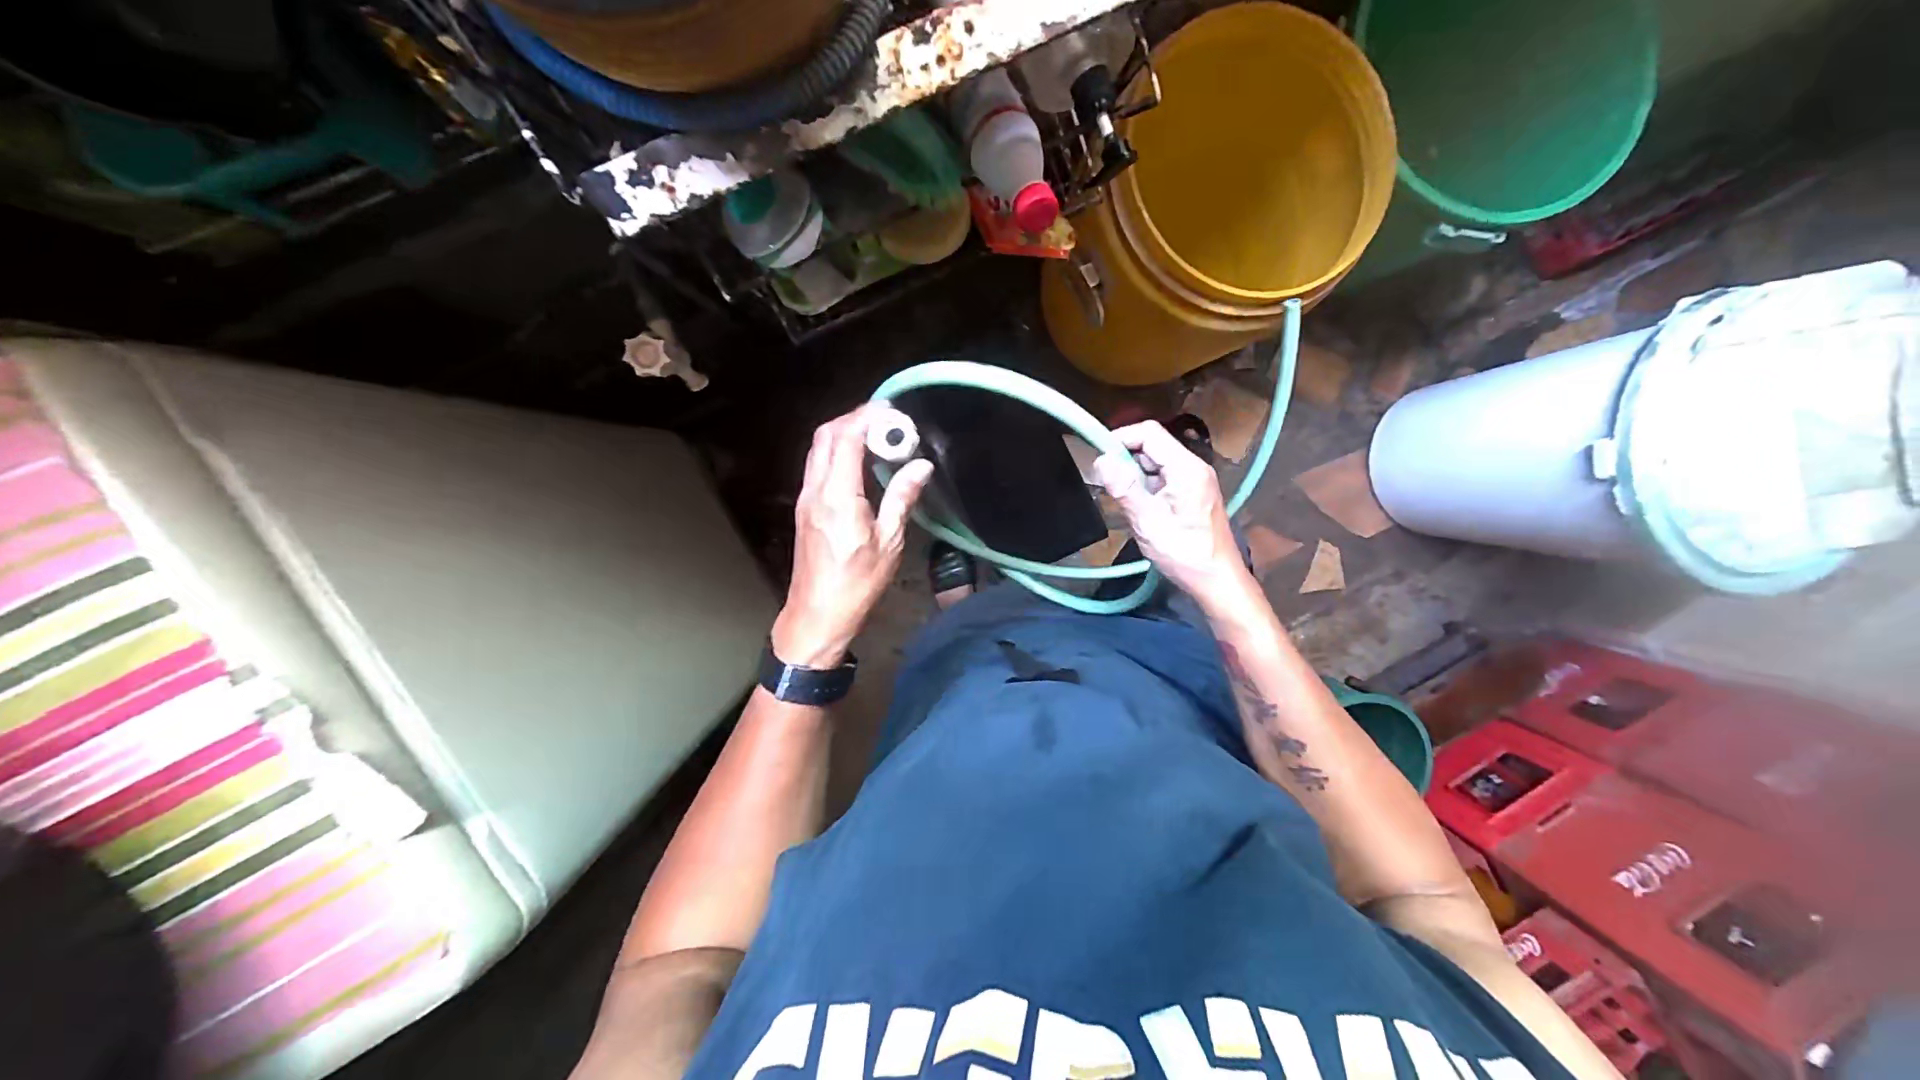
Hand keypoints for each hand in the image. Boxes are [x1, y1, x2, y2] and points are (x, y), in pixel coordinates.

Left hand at [772, 405, 934, 667]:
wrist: (817, 614)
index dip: (868, 418)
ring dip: (844, 434)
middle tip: (887, 421)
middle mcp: (815, 491)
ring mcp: (806, 499)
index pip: (846, 439)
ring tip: (877, 436)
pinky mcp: (805, 509)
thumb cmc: (856, 585)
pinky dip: (838, 452)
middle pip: (826, 436)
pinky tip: (861, 462)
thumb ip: (902, 498)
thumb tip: (921, 466)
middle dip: (855, 419)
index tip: (893, 413)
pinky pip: (818, 466)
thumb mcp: (889, 543)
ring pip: (819, 449)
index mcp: (837, 497)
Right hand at [1092, 421, 1255, 610]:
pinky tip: (1138, 509)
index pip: (1149, 433)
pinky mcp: (1193, 494)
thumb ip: (1124, 488)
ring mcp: (1195, 480)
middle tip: (1107, 485)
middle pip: (1153, 446)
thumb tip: (1101, 460)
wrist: (1217, 581)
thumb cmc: (1184, 553)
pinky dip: (1146, 487)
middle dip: (1125, 460)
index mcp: (1186, 468)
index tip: (1099, 457)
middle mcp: (1194, 467)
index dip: (1121, 438)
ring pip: (1156, 463)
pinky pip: (1164, 479)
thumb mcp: (1147, 521)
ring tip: (1122, 501)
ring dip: (1134, 476)